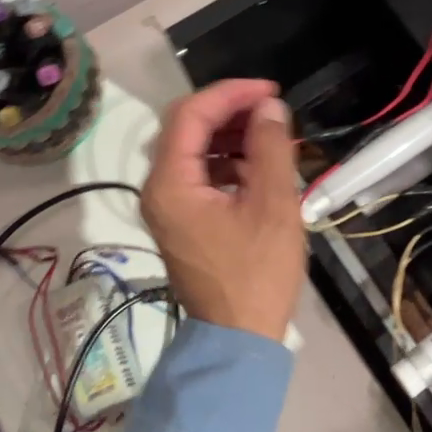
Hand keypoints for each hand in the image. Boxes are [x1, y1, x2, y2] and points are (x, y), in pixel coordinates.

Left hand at [142, 79, 306, 340]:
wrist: (239, 339)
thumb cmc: (257, 274)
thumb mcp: (273, 207)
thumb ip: (270, 149)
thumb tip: (269, 109)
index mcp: (171, 185)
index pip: (190, 115)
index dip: (231, 94)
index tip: (271, 91)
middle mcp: (158, 190)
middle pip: (186, 129)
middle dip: (230, 112)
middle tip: (273, 111)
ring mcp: (168, 208)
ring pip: (193, 152)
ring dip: (231, 137)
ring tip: (273, 137)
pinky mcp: (182, 222)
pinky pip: (199, 176)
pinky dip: (228, 163)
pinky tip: (261, 168)